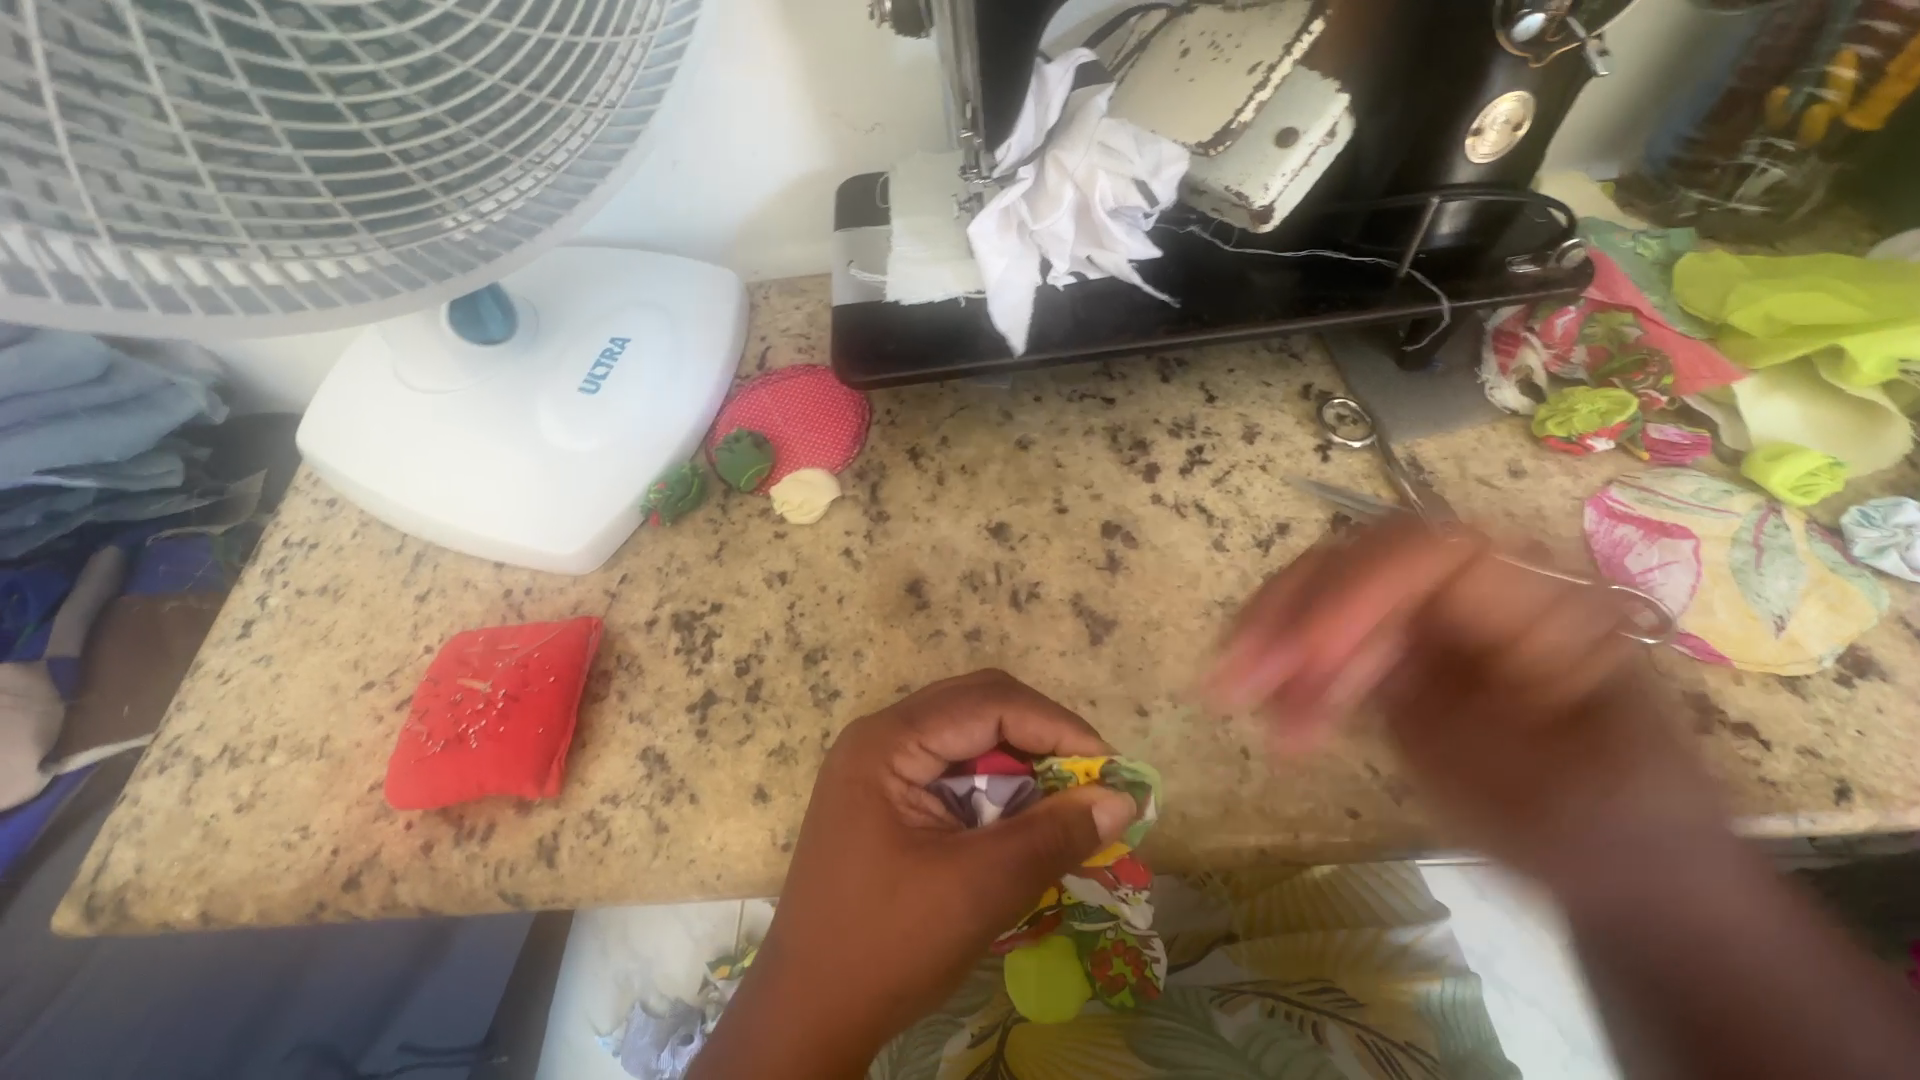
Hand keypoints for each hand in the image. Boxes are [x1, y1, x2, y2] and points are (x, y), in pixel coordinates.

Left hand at [691, 670, 1138, 1079]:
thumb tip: (1123, 799)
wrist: (807, 1015)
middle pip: (979, 709)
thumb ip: (1054, 835)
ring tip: (1067, 809)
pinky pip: (954, 775)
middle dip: (1043, 742)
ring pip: (969, 741)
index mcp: (888, 741)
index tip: (1111, 772)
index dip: (1058, 727)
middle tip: (1092, 786)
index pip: (989, 702)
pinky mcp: (885, 802)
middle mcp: (880, 739)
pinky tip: (1025, 828)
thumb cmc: (887, 944)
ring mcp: (878, 770)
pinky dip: (998, 794)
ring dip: (1023, 769)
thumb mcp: (980, 887)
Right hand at [1203, 518, 1726, 891]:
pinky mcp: (1386, 658)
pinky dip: (1279, 671)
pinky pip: (1315, 641)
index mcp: (1540, 603)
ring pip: (1322, 593)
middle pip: (1361, 561)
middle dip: (1293, 614)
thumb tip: (1383, 664)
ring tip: (1230, 695)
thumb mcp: (1573, 784)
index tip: (1305, 661)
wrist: (1617, 867)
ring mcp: (1423, 623)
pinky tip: (1269, 716)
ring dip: (1269, 639)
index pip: (1434, 557)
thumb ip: (1479, 719)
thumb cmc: (1617, 835)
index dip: (1357, 592)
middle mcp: (1472, 596)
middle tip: (1237, 678)